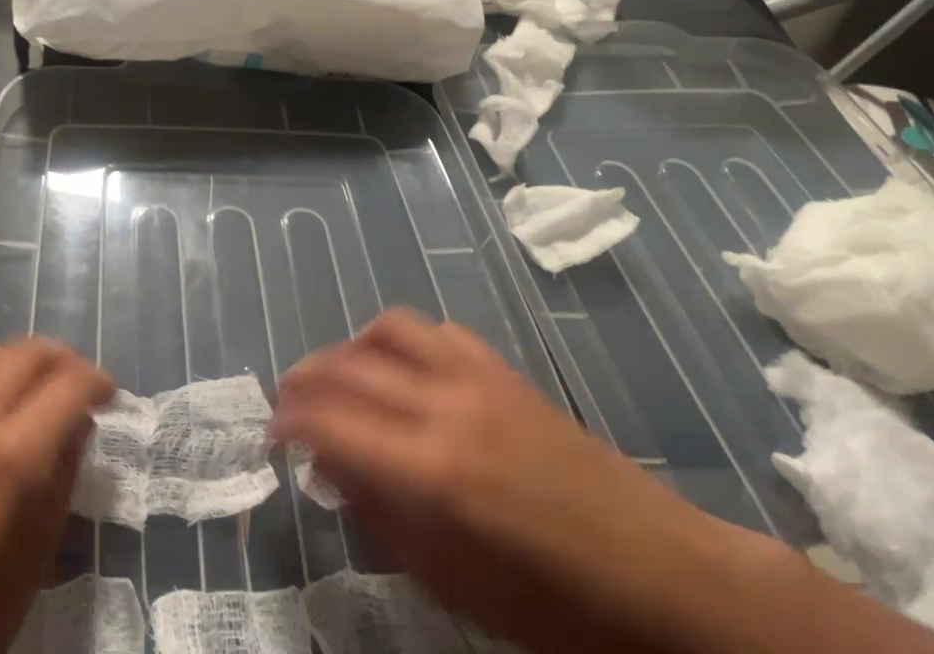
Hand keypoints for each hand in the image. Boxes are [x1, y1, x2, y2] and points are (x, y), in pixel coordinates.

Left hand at [0, 338, 112, 653]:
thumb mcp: (34, 557)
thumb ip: (61, 478)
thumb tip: (77, 424)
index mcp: (9, 461)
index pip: (68, 386)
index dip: (97, 381)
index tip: (108, 394)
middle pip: (25, 354)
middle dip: (63, 360)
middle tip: (76, 385)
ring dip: (11, 360)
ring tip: (25, 387)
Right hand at [272, 308, 787, 652]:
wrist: (662, 576)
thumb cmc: (550, 603)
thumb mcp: (449, 580)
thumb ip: (379, 514)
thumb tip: (328, 462)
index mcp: (428, 471)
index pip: (327, 421)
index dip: (286, 421)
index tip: (271, 436)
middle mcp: (445, 409)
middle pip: (346, 366)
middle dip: (302, 380)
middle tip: (287, 406)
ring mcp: (479, 381)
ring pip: (389, 330)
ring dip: (348, 348)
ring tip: (339, 380)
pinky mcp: (508, 374)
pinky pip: (439, 333)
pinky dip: (403, 342)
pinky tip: (404, 371)